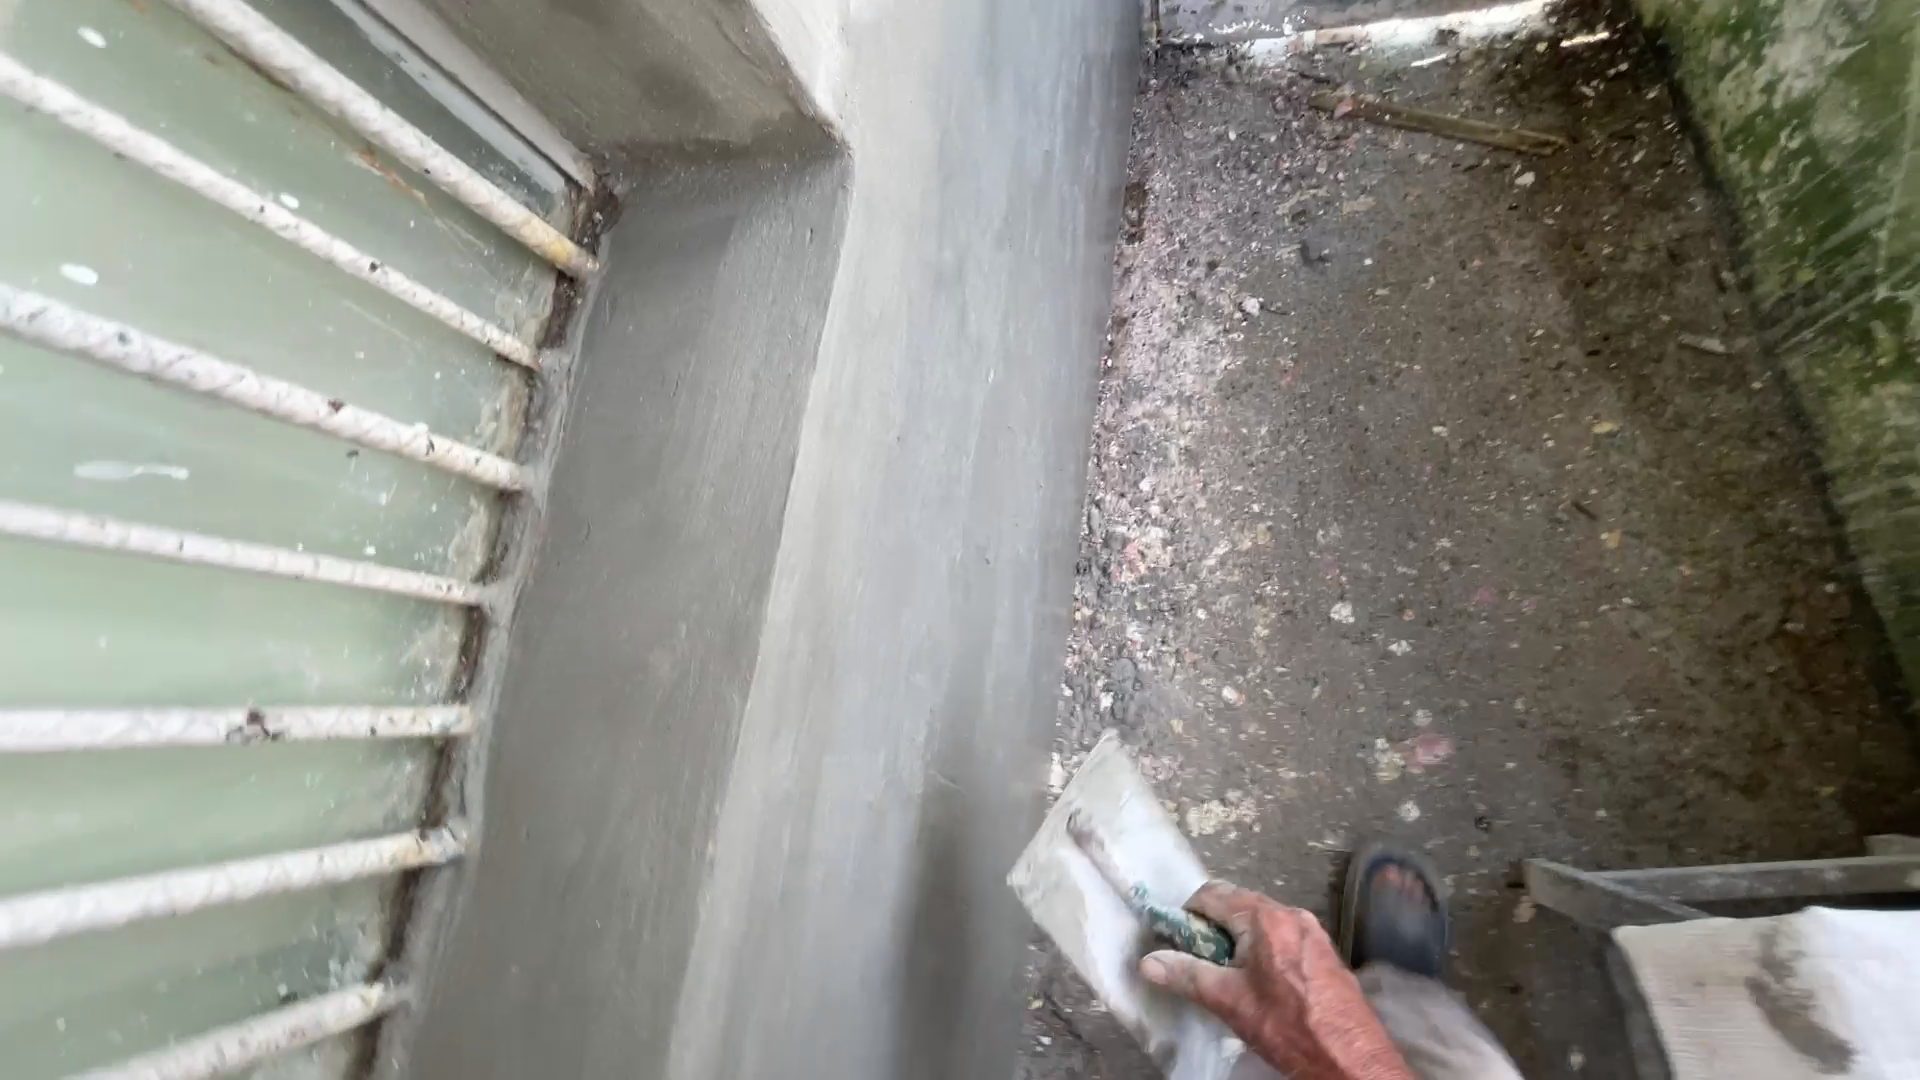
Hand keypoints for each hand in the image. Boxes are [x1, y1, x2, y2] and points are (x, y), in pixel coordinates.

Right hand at [1138, 882, 1414, 1079]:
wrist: (1357, 1068)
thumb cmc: (1290, 1029)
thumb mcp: (1230, 1003)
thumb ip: (1187, 975)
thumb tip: (1147, 962)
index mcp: (1264, 917)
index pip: (1211, 894)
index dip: (1188, 914)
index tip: (1179, 940)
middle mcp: (1291, 913)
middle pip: (1238, 904)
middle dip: (1215, 928)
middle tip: (1204, 962)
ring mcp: (1313, 931)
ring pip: (1261, 921)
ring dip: (1240, 939)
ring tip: (1233, 976)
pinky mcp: (1327, 952)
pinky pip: (1284, 935)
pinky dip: (1265, 948)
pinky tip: (1265, 983)